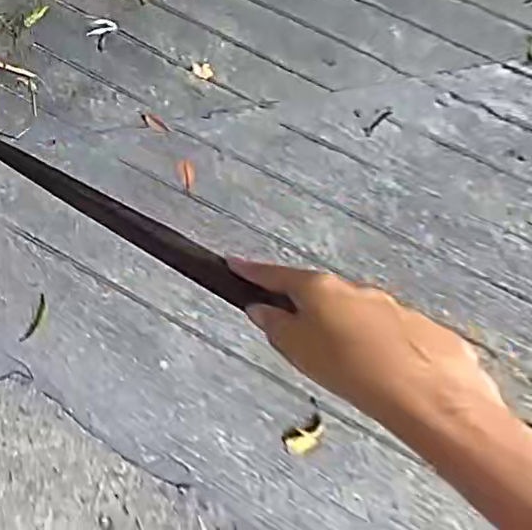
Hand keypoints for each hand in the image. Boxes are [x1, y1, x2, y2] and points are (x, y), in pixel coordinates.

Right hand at [230, 258, 504, 426]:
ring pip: (366, 315)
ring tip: (355, 362)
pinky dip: (393, 348)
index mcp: (317, 287)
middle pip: (323, 294)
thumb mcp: (291, 345)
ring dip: (355, 329)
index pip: (271, 273)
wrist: (439, 409)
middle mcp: (359, 291)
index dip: (249, 270)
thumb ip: (271, 322)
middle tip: (303, 333)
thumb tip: (265, 311)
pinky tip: (394, 373)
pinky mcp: (441, 339)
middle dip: (311, 308)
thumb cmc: (351, 370)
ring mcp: (404, 313)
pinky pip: (405, 337)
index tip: (233, 265)